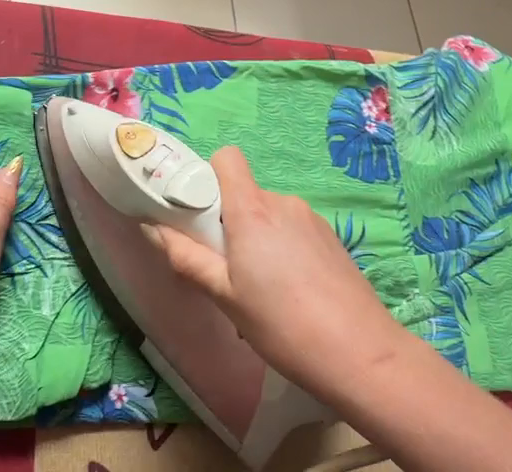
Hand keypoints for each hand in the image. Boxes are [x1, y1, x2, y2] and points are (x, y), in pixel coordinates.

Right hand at [144, 147, 411, 403]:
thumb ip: (186, 257)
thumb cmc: (282, 324)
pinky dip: (282, 249)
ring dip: (256, 239)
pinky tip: (290, 294)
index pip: (226, 158)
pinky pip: (292, 230)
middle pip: (244, 193)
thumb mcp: (224, 296)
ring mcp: (311, 218)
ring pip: (268, 215)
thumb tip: (151, 227)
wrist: (360, 354)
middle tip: (226, 269)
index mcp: (251, 209)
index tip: (199, 216)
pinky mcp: (331, 238)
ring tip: (260, 291)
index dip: (208, 177)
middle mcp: (282, 202)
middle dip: (228, 222)